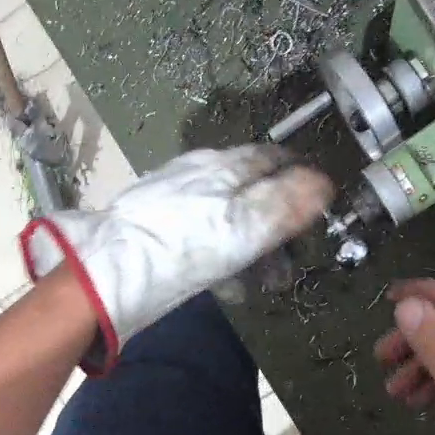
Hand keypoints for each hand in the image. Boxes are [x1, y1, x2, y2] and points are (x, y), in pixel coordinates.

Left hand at [23, 145, 331, 372]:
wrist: (111, 271)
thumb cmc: (182, 249)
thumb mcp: (243, 228)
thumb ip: (284, 204)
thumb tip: (324, 185)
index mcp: (223, 166)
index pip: (272, 159)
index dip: (297, 178)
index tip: (314, 203)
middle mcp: (198, 170)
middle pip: (247, 184)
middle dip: (271, 213)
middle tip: (287, 250)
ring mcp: (172, 193)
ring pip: (223, 209)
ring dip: (247, 236)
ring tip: (259, 273)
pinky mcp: (151, 220)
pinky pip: (199, 228)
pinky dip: (220, 246)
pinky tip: (222, 275)